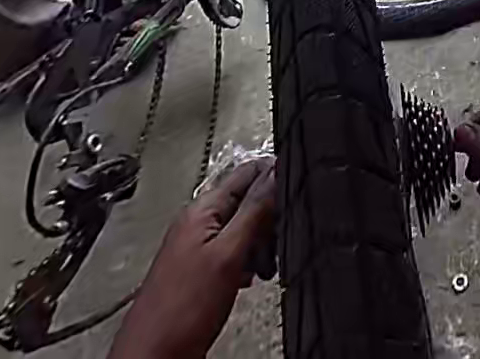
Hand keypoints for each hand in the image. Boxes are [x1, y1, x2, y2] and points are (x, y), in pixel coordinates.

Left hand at [108, 158, 275, 358]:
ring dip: (261, 243)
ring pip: (243, 229)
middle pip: (247, 201)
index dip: (274, 177)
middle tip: (280, 241)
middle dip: (269, 218)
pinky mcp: (202, 272)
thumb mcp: (228, 255)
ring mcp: (199, 247)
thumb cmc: (183, 309)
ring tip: (268, 267)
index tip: (296, 194)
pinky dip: (248, 262)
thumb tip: (275, 170)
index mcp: (203, 209)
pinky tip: (253, 278)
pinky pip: (234, 253)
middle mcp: (200, 222)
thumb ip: (253, 210)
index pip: (247, 173)